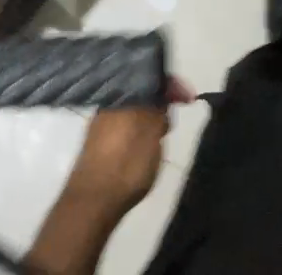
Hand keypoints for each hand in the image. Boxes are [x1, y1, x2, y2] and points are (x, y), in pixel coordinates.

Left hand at [62, 78, 192, 211]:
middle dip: (162, 102)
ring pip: (133, 111)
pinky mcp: (98, 144)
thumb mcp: (152, 133)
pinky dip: (139, 131)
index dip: (172, 84)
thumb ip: (159, 107)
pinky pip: (125, 127)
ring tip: (163, 134)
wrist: (92, 203)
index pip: (150, 77)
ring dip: (151, 119)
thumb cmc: (127, 165)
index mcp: (121, 97)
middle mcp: (108, 105)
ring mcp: (100, 125)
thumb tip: (163, 90)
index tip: (189, 97)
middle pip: (141, 94)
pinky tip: (146, 147)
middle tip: (174, 118)